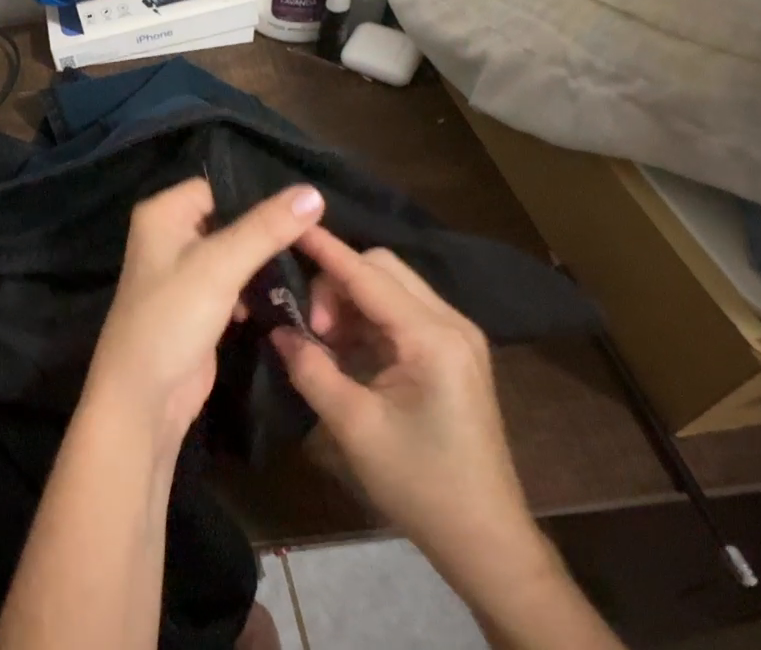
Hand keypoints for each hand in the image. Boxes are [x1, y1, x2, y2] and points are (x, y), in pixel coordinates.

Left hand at [84, 178, 325, 445]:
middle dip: (268, 230)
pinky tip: (287, 294)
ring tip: (311, 262)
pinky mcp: (198, 304)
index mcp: (162, 213)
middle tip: (318, 237)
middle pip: (229, 218)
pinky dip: (256, 287)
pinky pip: (234, 282)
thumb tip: (313, 192)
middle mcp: (168, 235)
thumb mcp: (220, 266)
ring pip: (235, 252)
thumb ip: (266, 228)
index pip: (219, 186)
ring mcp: (182, 272)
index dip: (259, 195)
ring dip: (266, 261)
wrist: (144, 397)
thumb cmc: (172, 319)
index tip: (308, 207)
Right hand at [270, 227, 541, 570]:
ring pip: (390, 289)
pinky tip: (344, 352)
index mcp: (432, 338)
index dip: (325, 249)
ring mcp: (455, 338)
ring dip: (349, 303)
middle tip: (309, 331)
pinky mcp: (450, 355)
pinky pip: (400, 315)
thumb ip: (311, 368)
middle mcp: (450, 324)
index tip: (289, 225)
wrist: (483, 536)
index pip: (368, 274)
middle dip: (335, 284)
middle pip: (383, 269)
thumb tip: (278, 329)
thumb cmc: (419, 482)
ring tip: (322, 345)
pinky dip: (366, 321)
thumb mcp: (353, 425)